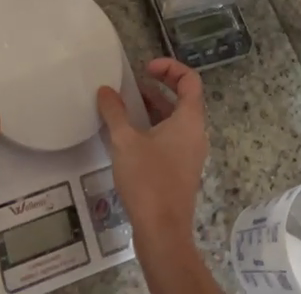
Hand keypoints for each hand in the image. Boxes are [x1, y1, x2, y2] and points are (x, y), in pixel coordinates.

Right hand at [96, 58, 207, 250]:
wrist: (162, 233)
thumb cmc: (148, 180)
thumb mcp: (125, 141)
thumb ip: (115, 112)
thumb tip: (105, 91)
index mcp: (189, 120)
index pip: (190, 80)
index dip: (170, 67)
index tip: (145, 68)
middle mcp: (195, 134)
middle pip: (183, 98)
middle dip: (158, 85)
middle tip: (133, 82)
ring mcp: (189, 154)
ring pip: (174, 119)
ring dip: (153, 107)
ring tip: (125, 104)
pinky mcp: (180, 170)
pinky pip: (170, 137)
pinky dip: (153, 127)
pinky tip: (127, 135)